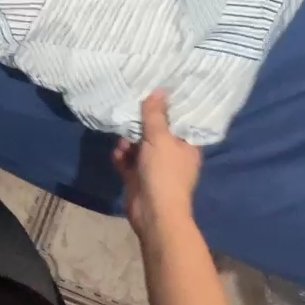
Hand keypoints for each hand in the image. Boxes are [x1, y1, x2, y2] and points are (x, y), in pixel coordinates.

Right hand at [112, 90, 202, 239]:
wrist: (154, 214)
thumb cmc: (164, 173)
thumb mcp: (160, 138)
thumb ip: (156, 114)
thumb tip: (159, 90)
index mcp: (187, 145)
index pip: (180, 120)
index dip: (168, 106)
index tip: (155, 91)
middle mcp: (173, 155)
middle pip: (156, 131)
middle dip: (141, 124)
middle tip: (129, 110)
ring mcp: (155, 167)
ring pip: (139, 145)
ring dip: (128, 142)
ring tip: (123, 142)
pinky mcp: (138, 178)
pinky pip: (127, 161)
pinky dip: (121, 157)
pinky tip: (117, 155)